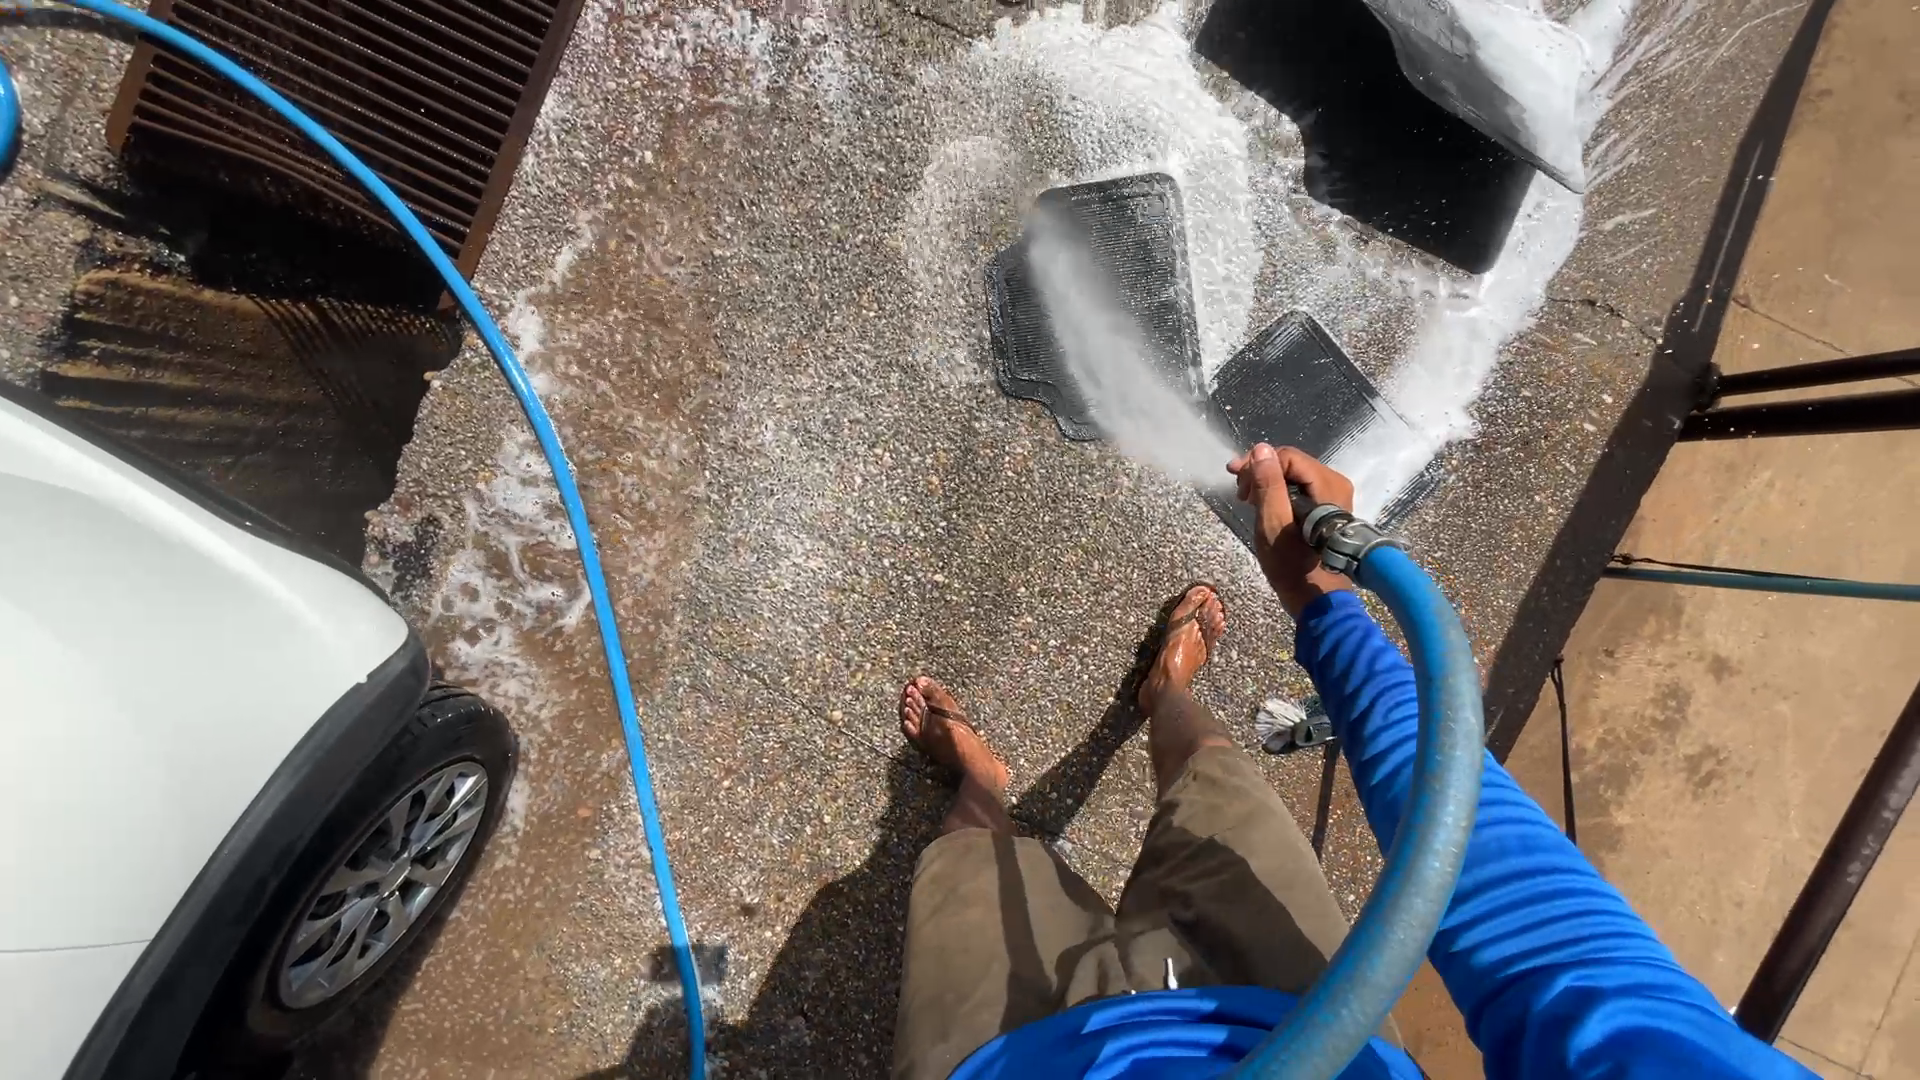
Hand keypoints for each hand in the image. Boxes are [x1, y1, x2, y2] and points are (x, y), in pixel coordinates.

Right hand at [1226, 443, 1355, 615]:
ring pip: (1292, 474)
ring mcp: (1332, 495)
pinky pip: (1297, 487)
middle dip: (1260, 472)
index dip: (1258, 465)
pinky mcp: (1326, 507)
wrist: (1314, 594)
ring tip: (1246, 498)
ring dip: (1265, 482)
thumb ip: (1268, 484)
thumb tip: (1261, 449)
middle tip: (1239, 492)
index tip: (1236, 483)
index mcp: (1327, 484)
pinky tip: (1261, 503)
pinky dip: (1276, 491)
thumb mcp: (1273, 522)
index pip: (1286, 457)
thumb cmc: (1292, 563)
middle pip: (1290, 463)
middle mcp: (1334, 483)